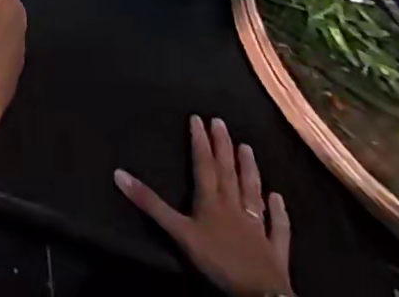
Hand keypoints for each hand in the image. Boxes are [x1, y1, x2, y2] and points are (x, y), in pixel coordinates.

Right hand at [115, 117, 293, 296]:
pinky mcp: (275, 249)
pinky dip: (278, 212)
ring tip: (247, 147)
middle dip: (223, 147)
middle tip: (221, 122)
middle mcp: (235, 208)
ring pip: (252, 192)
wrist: (259, 294)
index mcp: (211, 202)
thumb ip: (151, 205)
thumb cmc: (217, 262)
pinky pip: (277, 226)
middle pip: (228, 173)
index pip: (204, 165)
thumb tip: (119, 174)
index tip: (197, 118)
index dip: (200, 142)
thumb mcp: (179, 233)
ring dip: (249, 170)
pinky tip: (279, 197)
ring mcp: (258, 227)